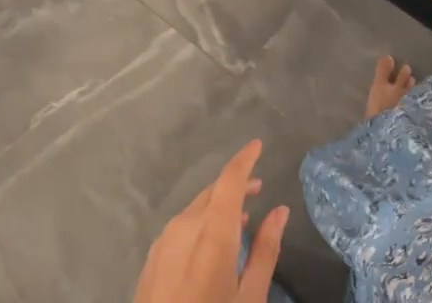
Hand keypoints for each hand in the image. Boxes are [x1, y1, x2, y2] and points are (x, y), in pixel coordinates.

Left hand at [133, 140, 288, 302]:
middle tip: (259, 187)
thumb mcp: (250, 297)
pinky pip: (181, 227)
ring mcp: (163, 243)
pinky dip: (201, 222)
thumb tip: (280, 211)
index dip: (245, 160)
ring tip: (241, 218)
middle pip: (212, 192)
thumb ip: (265, 250)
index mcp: (212, 233)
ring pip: (195, 209)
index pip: (230, 181)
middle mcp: (184, 228)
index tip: (258, 145)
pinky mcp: (151, 260)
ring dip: (218, 205)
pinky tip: (212, 242)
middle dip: (236, 184)